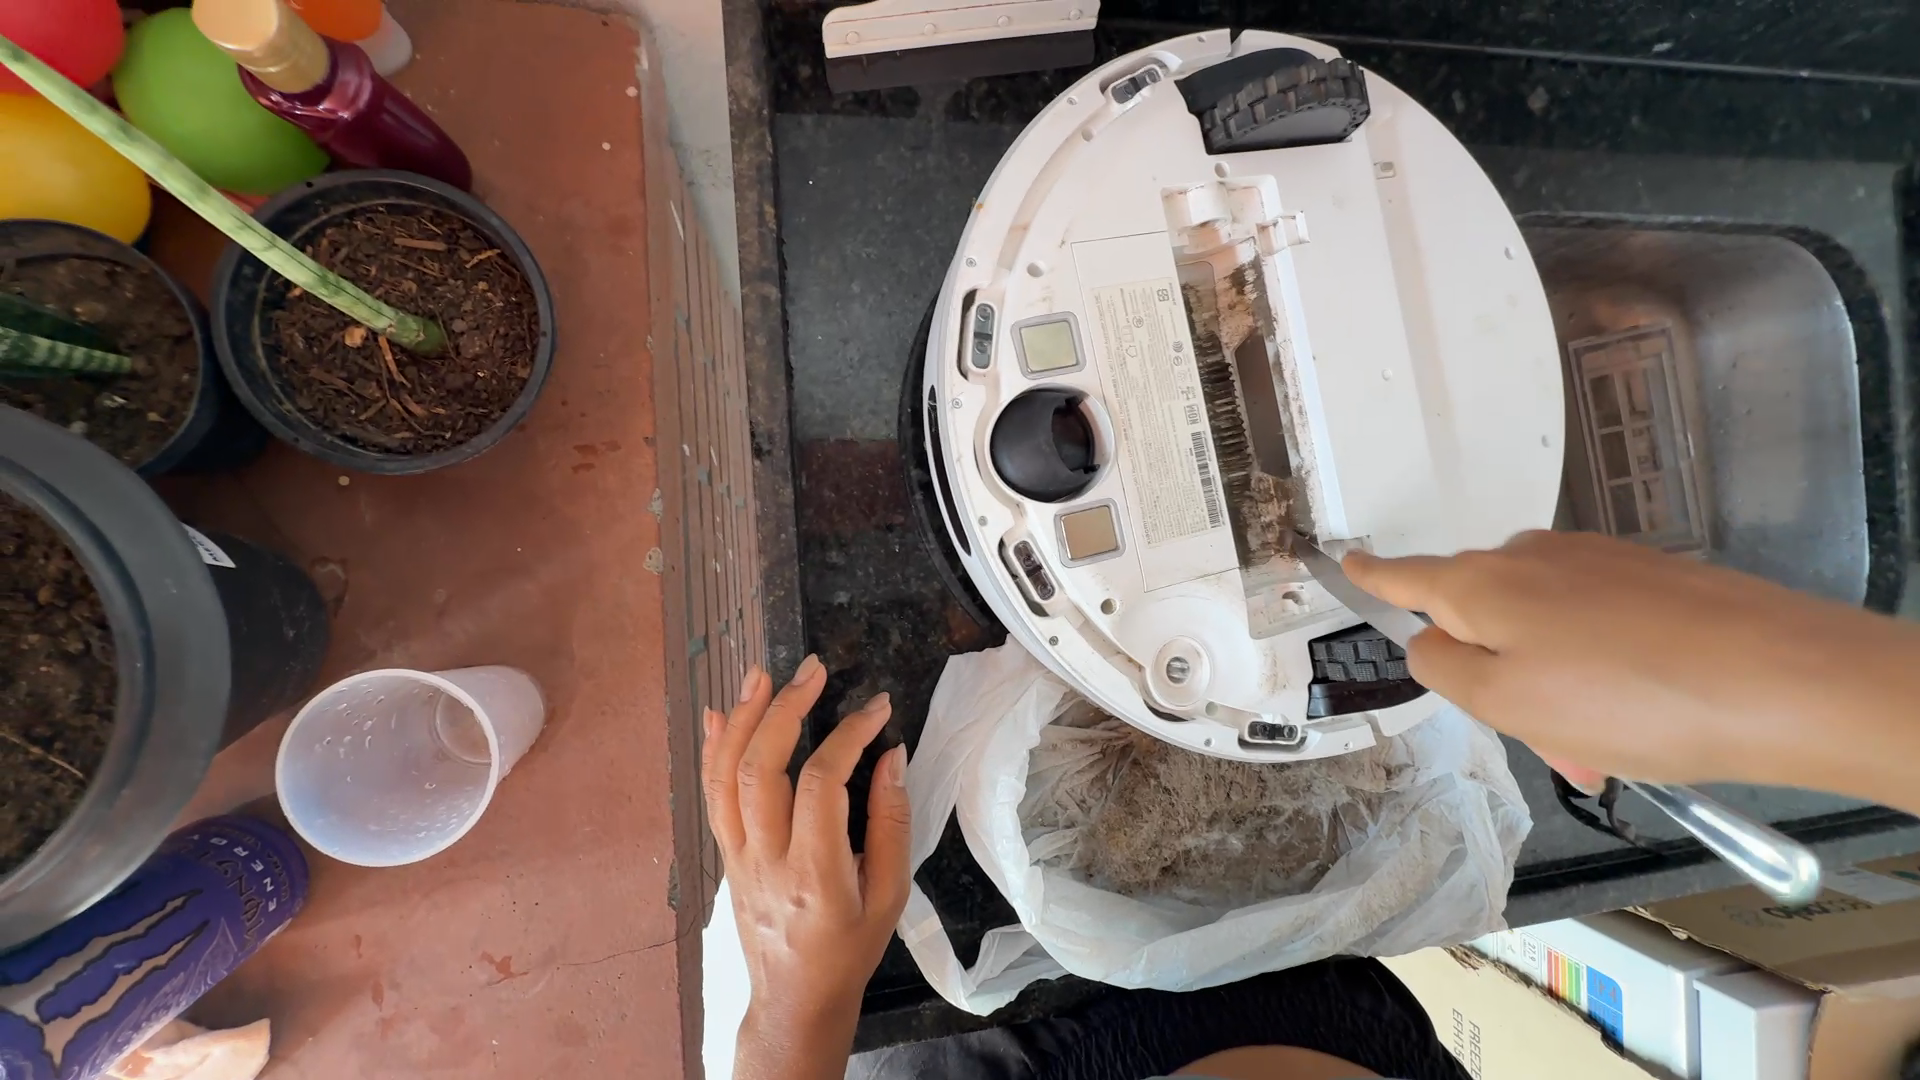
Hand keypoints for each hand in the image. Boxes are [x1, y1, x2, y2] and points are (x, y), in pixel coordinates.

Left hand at [702, 655, 910, 1079]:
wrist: (795, 999)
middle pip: (760, 769)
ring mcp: (736, 855)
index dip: (849, 734)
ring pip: (725, 776)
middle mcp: (766, 858)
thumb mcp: (891, 893)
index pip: (823, 783)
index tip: (876, 706)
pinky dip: (712, 748)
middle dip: (785, 709)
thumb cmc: (851, 946)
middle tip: (812, 669)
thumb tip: (891, 755)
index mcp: (815, 873)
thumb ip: (892, 821)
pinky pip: (710, 795)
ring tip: (761, 673)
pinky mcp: (724, 854)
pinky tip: (718, 713)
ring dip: (741, 717)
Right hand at [1344, 530, 1919, 808]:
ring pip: (1540, 624)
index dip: (1370, 574)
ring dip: (1551, 679)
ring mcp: (1594, 560)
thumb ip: (1439, 667)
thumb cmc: (1626, 699)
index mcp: (1479, 586)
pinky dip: (1597, 665)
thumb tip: (1433, 642)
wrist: (1804, 683)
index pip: (1404, 576)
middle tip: (1548, 738)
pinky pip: (1593, 621)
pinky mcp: (1653, 574)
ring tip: (1606, 740)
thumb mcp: (1502, 702)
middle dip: (1495, 669)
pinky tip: (1645, 710)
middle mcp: (1527, 557)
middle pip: (1479, 612)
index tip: (1345, 559)